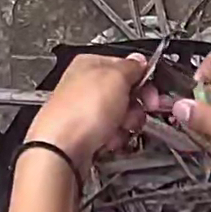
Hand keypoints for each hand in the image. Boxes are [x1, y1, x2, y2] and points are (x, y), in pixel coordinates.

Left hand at [27, 53, 150, 171]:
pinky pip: (111, 135)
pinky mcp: (86, 134)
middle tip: (132, 112)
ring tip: (115, 128)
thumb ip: (131, 67)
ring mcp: (85, 111)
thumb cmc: (79, 111)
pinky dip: (114, 139)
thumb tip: (138, 61)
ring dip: (125, 125)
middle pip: (125, 94)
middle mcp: (85, 86)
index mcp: (90, 64)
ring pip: (120, 117)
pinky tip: (107, 140)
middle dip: (134, 106)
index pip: (126, 67)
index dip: (142, 80)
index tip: (150, 92)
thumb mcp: (115, 78)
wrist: (60, 150)